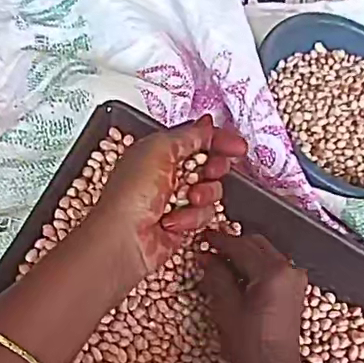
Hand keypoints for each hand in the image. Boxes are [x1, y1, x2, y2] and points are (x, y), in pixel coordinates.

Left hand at [82, 115, 244, 278]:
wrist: (126, 239)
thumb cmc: (132, 195)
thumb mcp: (159, 149)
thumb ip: (188, 135)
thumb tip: (206, 124)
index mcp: (159, 152)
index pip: (197, 140)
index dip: (218, 141)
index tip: (237, 146)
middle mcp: (168, 175)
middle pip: (210, 165)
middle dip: (214, 169)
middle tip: (210, 172)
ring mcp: (176, 200)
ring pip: (212, 192)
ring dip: (203, 195)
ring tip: (188, 199)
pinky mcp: (183, 223)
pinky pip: (205, 215)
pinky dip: (191, 218)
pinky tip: (173, 222)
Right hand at [199, 231, 308, 362]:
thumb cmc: (248, 344)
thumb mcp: (226, 308)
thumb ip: (216, 276)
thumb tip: (206, 257)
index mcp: (272, 271)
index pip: (241, 246)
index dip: (218, 241)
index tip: (201, 238)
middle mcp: (288, 269)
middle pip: (256, 244)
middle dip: (232, 245)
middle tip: (208, 250)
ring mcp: (295, 280)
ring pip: (265, 254)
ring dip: (243, 255)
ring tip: (220, 264)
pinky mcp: (294, 291)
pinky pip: (272, 268)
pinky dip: (254, 267)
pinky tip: (238, 277)